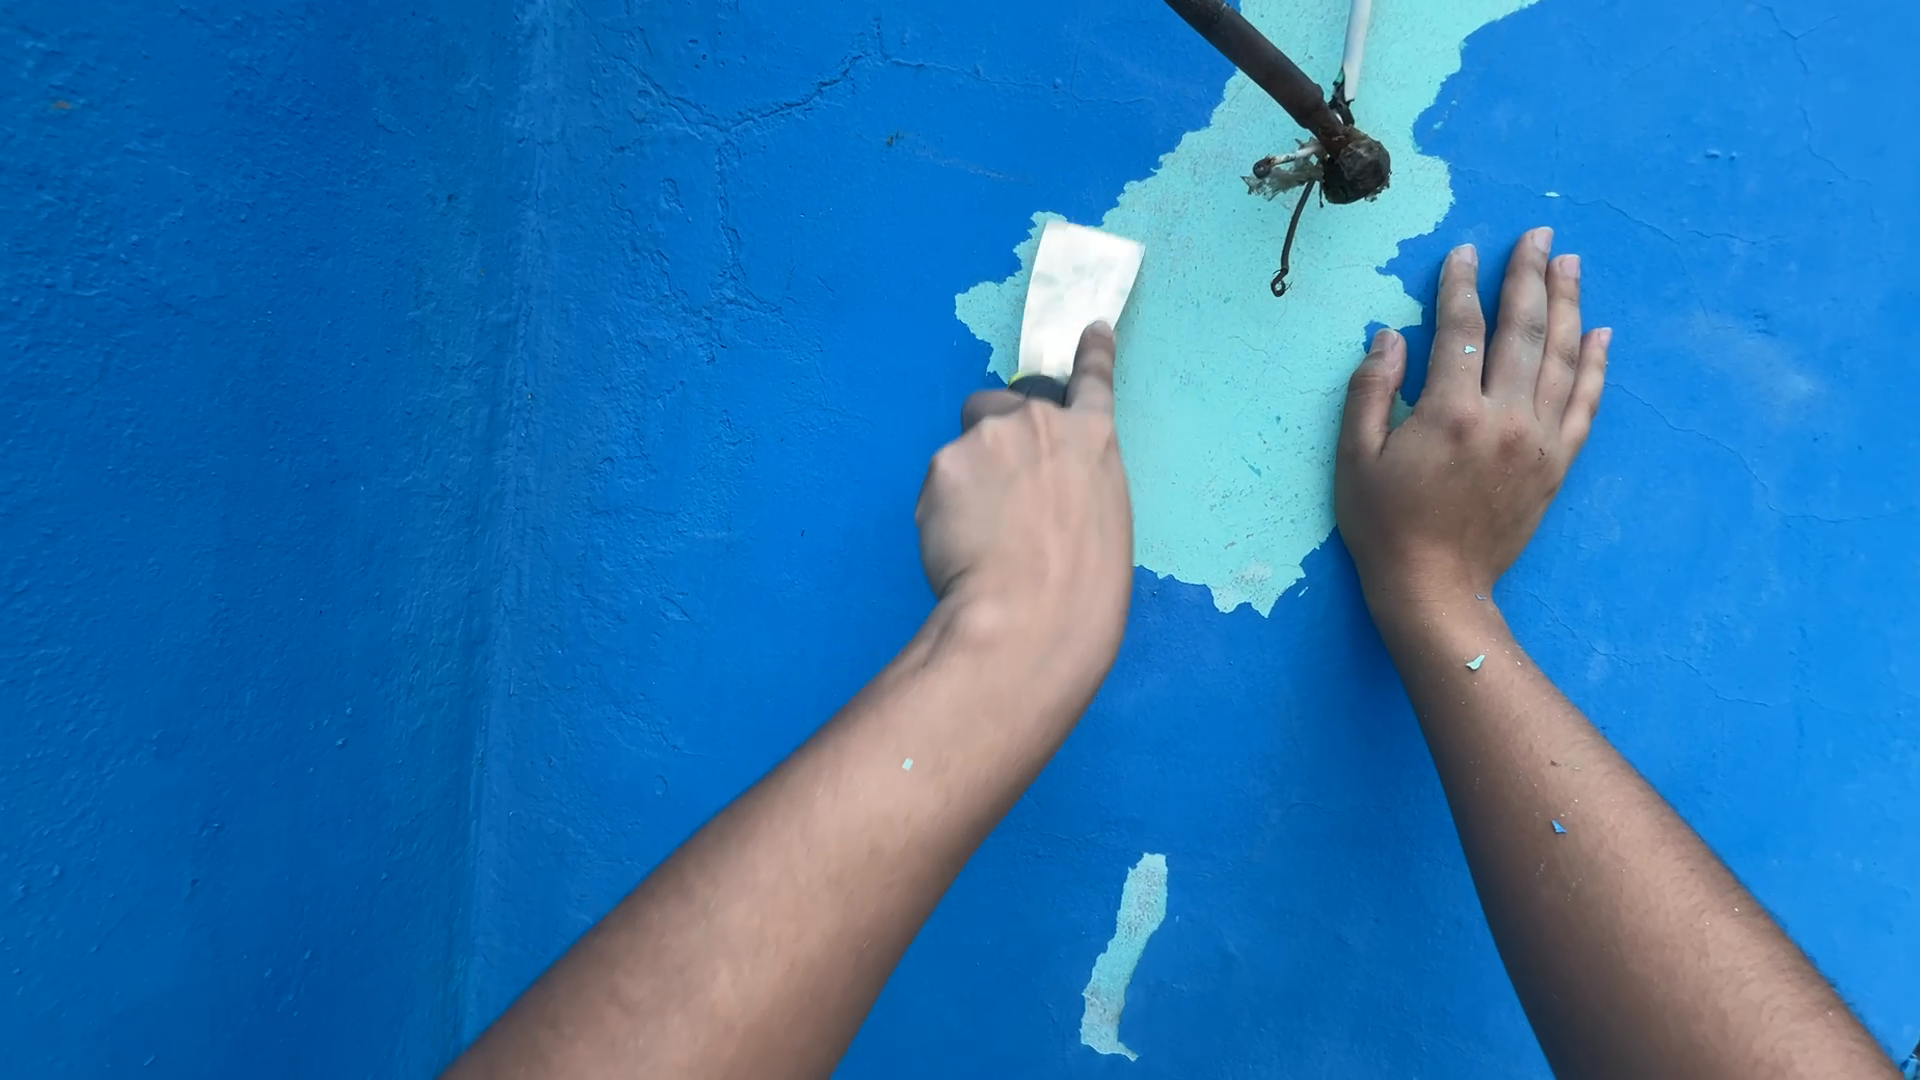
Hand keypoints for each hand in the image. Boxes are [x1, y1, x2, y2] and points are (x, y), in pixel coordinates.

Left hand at [915, 323, 1133, 691]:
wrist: (1031, 616)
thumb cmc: (1083, 592)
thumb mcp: (1103, 526)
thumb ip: (1074, 485)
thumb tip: (1042, 489)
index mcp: (1092, 441)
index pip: (1091, 384)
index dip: (1091, 355)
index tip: (1090, 329)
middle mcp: (1039, 424)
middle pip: (996, 408)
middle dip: (989, 438)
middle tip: (993, 494)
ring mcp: (988, 438)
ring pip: (961, 449)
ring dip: (965, 479)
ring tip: (978, 538)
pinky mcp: (943, 464)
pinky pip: (937, 484)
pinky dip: (942, 510)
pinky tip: (957, 549)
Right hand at [1336, 229, 1610, 609]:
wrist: (1434, 585)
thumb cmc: (1382, 523)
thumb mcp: (1354, 459)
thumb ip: (1370, 392)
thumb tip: (1389, 336)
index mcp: (1448, 412)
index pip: (1458, 331)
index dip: (1460, 287)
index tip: (1465, 252)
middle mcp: (1504, 416)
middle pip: (1521, 332)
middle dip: (1527, 278)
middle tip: (1535, 236)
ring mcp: (1539, 439)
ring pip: (1562, 356)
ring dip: (1566, 304)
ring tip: (1569, 263)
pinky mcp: (1557, 463)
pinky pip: (1585, 402)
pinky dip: (1596, 363)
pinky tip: (1601, 332)